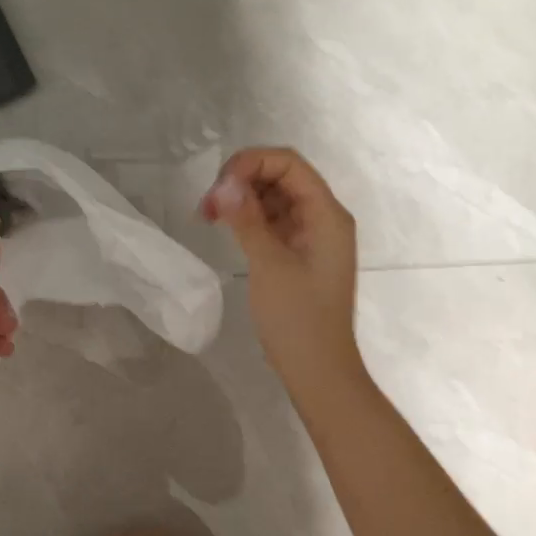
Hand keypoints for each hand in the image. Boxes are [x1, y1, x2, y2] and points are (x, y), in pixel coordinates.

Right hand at [200, 148, 361, 387]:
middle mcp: (323, 217)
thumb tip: (224, 182)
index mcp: (326, 214)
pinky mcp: (299, 252)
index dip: (252, 162)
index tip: (219, 185)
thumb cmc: (298, 319)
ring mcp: (312, 235)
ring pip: (274, 196)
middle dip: (243, 178)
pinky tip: (225, 226)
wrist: (319, 372)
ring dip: (242, 197)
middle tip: (208, 203)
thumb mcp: (269, 264)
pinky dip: (248, 216)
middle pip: (281, 175)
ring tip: (209, 215)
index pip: (289, 164)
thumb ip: (247, 218)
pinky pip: (273, 219)